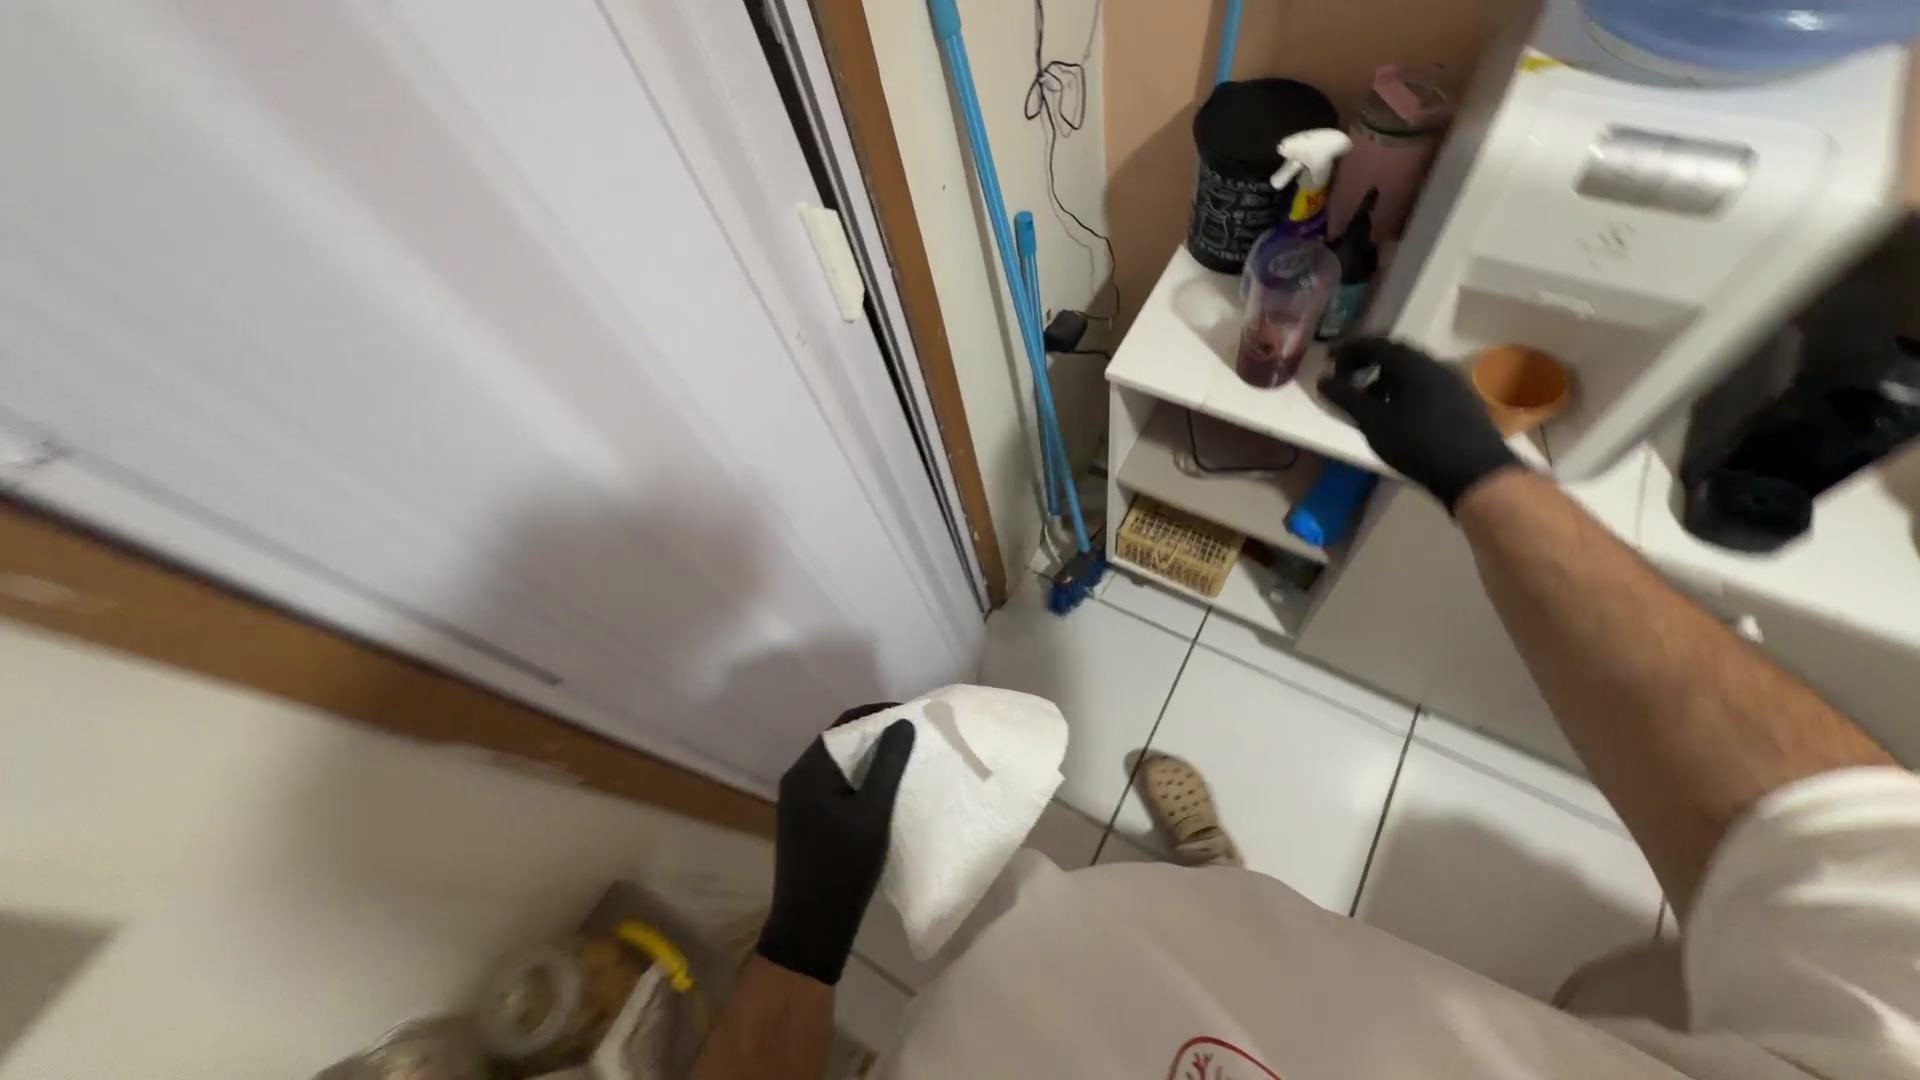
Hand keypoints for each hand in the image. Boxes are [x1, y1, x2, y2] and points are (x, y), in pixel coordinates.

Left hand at [756, 705, 915, 984]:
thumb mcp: (874, 812)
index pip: (844, 725)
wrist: (811, 927)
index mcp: (808, 770)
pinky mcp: (805, 820)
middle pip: (840, 743)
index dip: (878, 714)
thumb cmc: (844, 867)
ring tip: (905, 760)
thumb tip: (902, 722)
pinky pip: (834, 787)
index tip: (912, 715)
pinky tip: (883, 790)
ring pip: (838, 766)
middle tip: (913, 737)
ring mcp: (798, 801)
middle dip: (876, 736)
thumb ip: (889, 764)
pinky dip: (859, 781)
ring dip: (869, 760)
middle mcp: (797, 779)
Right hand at [1318, 337, 1521, 510]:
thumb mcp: (1373, 421)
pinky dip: (1401, 388)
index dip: (1348, 349)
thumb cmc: (1416, 442)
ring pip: (1410, 370)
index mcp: (1412, 365)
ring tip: (1366, 397)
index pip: (1376, 344)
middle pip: (1395, 353)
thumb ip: (1346, 398)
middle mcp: (1434, 365)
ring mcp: (1450, 382)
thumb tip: (1322, 380)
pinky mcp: (1459, 400)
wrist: (1473, 470)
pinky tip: (1395, 411)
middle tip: (1345, 376)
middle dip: (1366, 361)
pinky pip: (1424, 384)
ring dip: (1383, 377)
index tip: (1328, 359)